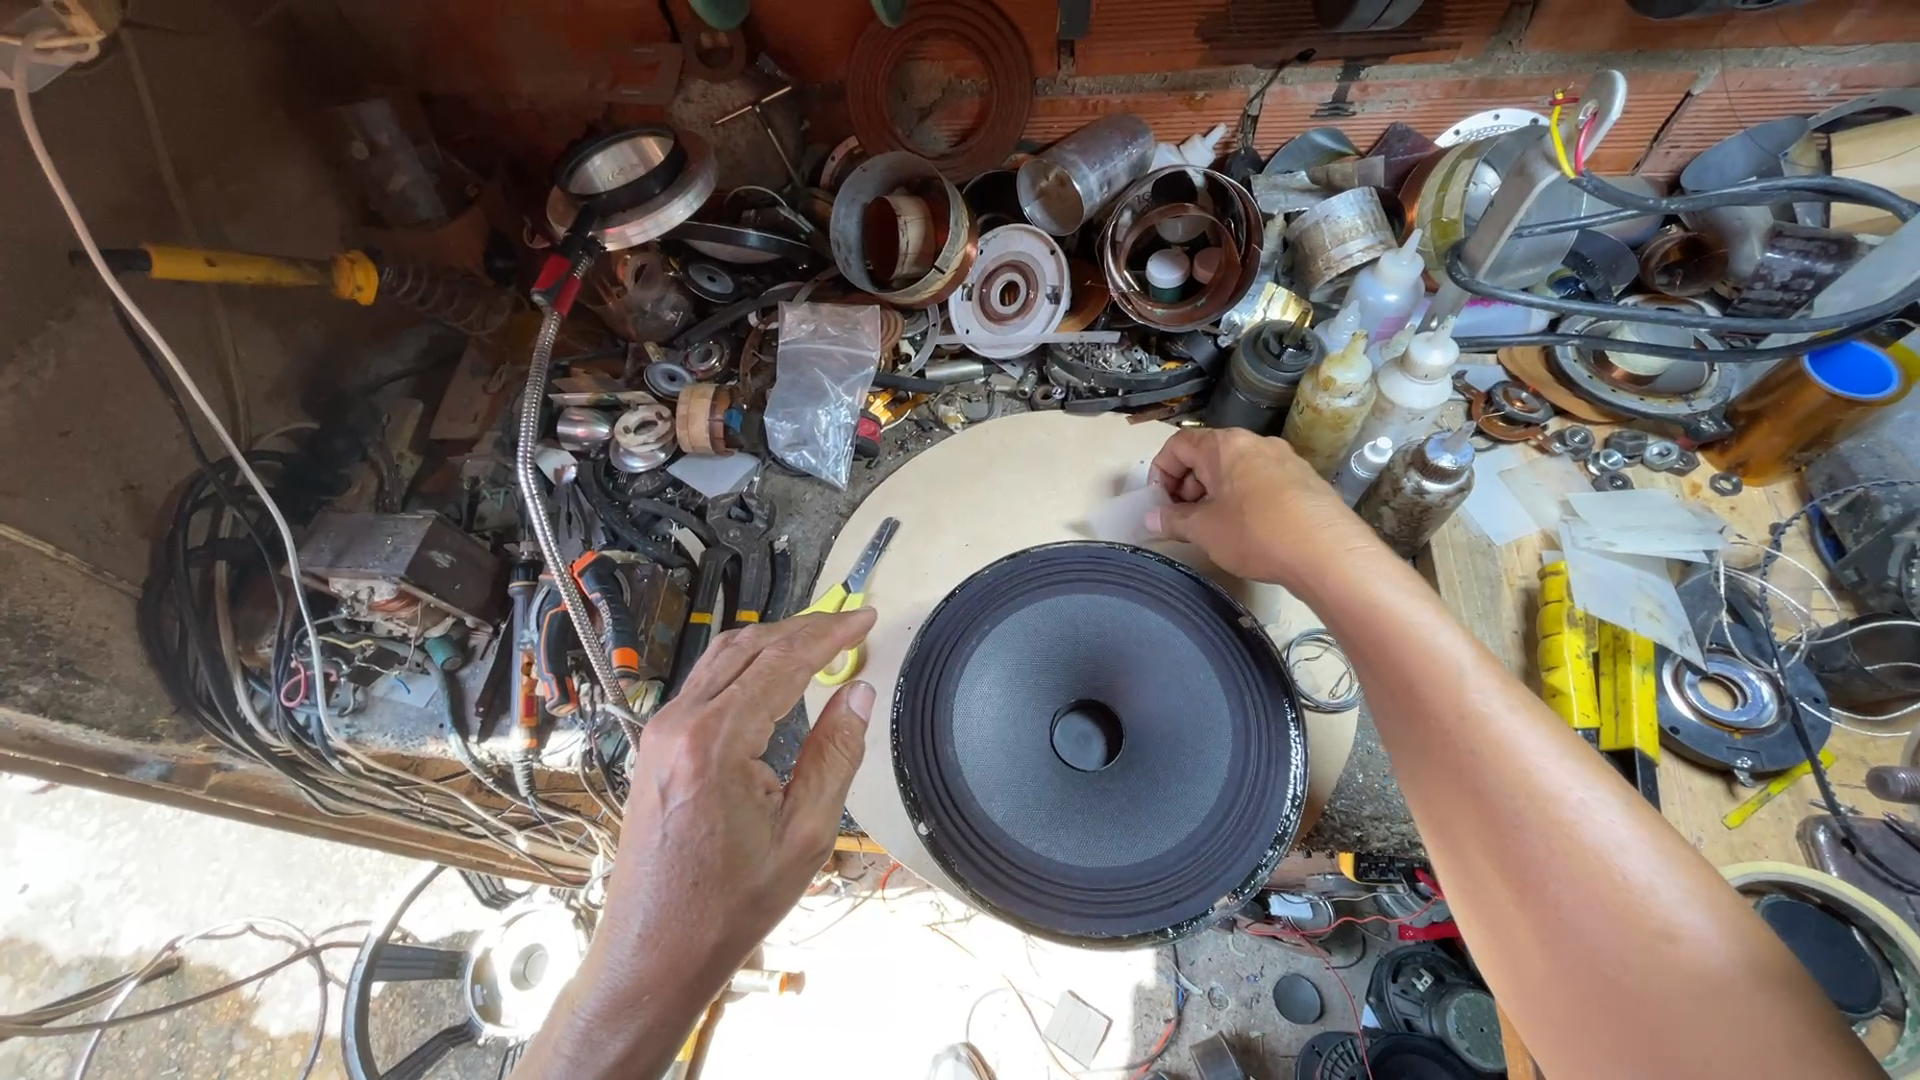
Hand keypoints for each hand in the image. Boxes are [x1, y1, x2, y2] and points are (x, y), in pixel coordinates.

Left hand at [593, 608, 877, 990]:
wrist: (653, 952)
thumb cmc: (731, 904)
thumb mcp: (805, 833)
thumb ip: (835, 753)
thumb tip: (859, 692)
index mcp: (715, 742)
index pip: (782, 663)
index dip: (830, 636)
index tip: (865, 618)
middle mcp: (680, 724)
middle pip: (749, 648)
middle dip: (804, 629)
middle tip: (849, 623)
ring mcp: (661, 732)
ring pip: (723, 658)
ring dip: (773, 640)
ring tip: (818, 637)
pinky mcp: (656, 746)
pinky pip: (706, 683)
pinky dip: (747, 664)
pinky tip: (772, 671)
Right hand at [1146, 427, 1381, 587]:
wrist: (1328, 552)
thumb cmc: (1255, 533)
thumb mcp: (1204, 530)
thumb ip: (1174, 520)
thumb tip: (1153, 518)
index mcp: (1225, 445)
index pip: (1178, 445)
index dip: (1161, 473)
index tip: (1160, 503)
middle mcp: (1255, 443)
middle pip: (1207, 455)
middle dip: (1187, 486)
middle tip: (1183, 518)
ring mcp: (1284, 459)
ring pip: (1235, 469)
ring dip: (1215, 494)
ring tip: (1214, 527)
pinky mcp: (1304, 480)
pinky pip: (1261, 481)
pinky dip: (1243, 498)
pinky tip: (1248, 530)